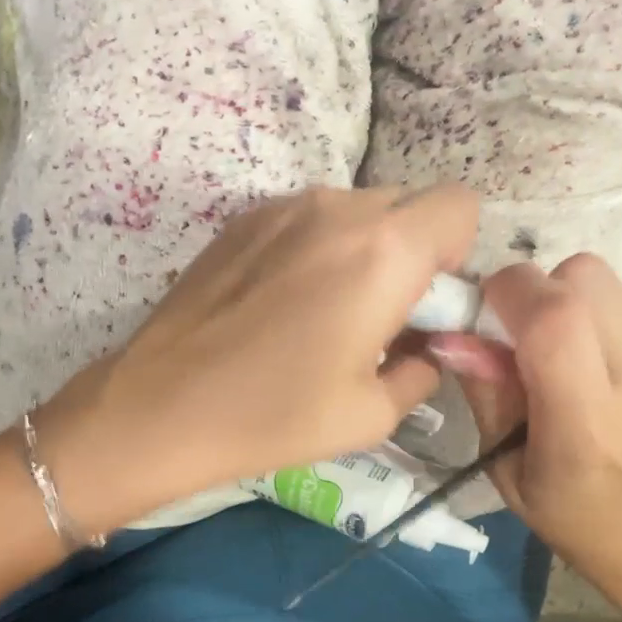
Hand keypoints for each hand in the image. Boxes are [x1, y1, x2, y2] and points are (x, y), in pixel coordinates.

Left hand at [41, 185, 480, 522]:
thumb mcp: (372, 413)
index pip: (459, 206)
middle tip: (378, 314)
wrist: (161, 407)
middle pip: (406, 204)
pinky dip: (311, 248)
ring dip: (358, 248)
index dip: (456, 252)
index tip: (425, 302)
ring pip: (352, 209)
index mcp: (384, 250)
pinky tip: (277, 303)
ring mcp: (281, 207)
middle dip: (410, 250)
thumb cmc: (274, 416)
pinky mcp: (239, 221)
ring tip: (320, 311)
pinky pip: (303, 220)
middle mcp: (337, 208)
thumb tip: (427, 346)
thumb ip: (422, 368)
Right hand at [431, 254, 621, 615]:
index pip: (553, 317)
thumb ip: (487, 395)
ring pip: (621, 291)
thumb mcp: (509, 470)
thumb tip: (455, 334)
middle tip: (533, 330)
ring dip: (588, 316)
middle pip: (588, 278)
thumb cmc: (579, 519)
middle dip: (547, 290)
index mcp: (588, 426)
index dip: (513, 289)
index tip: (489, 298)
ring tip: (588, 367)